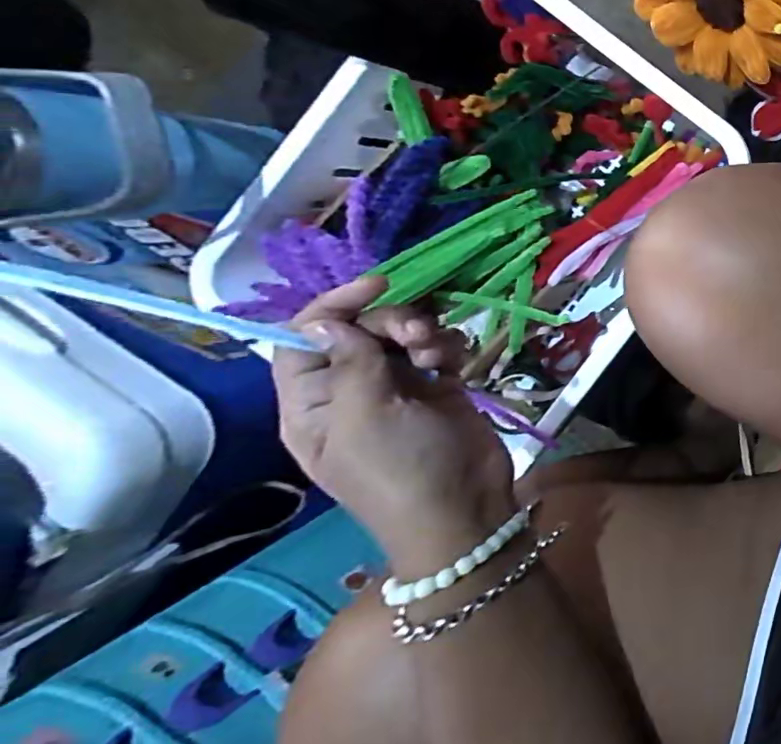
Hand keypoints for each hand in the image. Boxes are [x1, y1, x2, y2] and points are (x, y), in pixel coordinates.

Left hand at [273, 276, 514, 570]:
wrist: (464, 504)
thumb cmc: (402, 469)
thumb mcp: (367, 417)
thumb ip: (351, 364)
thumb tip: (326, 321)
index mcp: (313, 402)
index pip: (306, 337)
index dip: (335, 306)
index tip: (380, 284)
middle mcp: (351, 389)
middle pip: (362, 329)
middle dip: (393, 321)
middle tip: (419, 334)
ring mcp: (398, 388)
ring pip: (403, 335)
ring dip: (425, 333)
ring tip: (441, 355)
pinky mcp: (439, 387)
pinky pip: (438, 348)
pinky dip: (448, 347)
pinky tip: (457, 364)